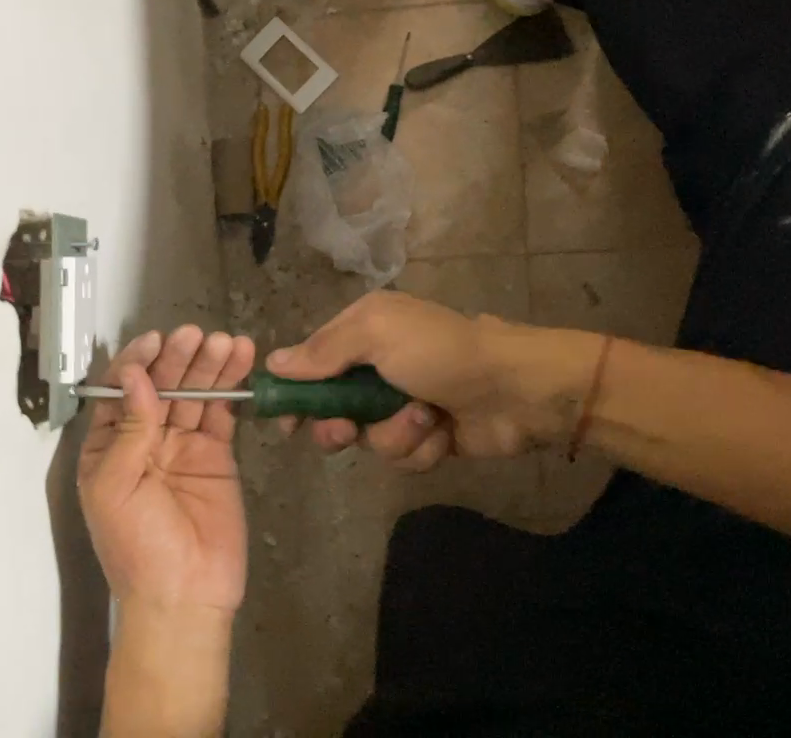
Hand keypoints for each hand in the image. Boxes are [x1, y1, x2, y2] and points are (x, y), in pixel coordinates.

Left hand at [79, 325, 253, 613]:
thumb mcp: (116, 488)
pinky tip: (242, 361)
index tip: (156, 342)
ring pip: (195, 393)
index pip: (121, 391)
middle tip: (198, 337)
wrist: (184, 597)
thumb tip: (135, 376)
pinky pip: (222, 413)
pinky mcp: (217, 454)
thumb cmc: (136, 546)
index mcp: (109, 446)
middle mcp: (145, 438)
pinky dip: (232, 388)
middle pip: (161, 386)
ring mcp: (183, 444)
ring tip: (228, 342)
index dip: (137, 363)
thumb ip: (129, 430)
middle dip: (178, 359)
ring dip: (209, 365)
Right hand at [268, 291, 575, 470]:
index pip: (311, 364)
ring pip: (369, 440)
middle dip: (341, 425)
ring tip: (425, 417)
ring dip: (394, 435)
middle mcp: (378, 368)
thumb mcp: (377, 333)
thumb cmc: (441, 352)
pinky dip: (421, 449)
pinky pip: (402, 457)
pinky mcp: (427, 438)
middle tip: (350, 429)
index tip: (286, 420)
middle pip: (333, 410)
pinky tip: (443, 432)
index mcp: (363, 333)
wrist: (517, 389)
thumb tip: (274, 363)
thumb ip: (324, 350)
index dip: (296, 393)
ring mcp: (402, 405)